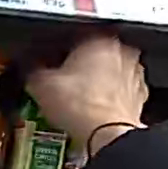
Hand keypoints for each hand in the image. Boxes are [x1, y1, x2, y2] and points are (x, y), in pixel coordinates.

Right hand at [26, 32, 147, 155]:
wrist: (107, 134)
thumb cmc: (79, 105)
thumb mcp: (40, 84)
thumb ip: (33, 70)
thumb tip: (28, 68)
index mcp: (98, 39)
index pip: (71, 35)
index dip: (54, 48)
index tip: (44, 59)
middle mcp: (121, 51)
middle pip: (93, 52)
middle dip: (76, 64)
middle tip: (59, 78)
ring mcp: (134, 73)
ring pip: (108, 70)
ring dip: (93, 79)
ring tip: (73, 96)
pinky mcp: (139, 95)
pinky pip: (118, 91)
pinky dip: (105, 97)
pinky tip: (89, 108)